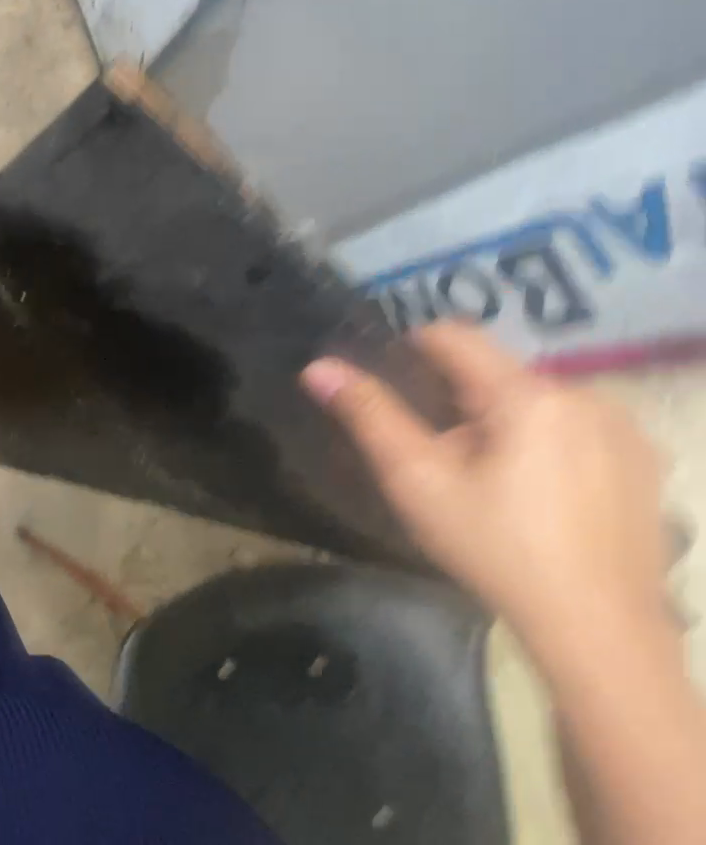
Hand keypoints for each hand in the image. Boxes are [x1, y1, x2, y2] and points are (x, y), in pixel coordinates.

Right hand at [301, 322, 670, 648]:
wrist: (597, 627)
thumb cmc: (494, 545)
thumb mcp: (416, 479)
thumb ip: (369, 414)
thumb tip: (318, 366)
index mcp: (529, 396)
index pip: (454, 336)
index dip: (408, 351)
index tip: (387, 392)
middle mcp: (587, 397)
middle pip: (493, 372)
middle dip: (454, 402)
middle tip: (434, 458)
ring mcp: (624, 430)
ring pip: (532, 401)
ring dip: (497, 422)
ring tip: (482, 480)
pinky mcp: (644, 462)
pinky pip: (571, 427)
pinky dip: (538, 442)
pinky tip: (531, 495)